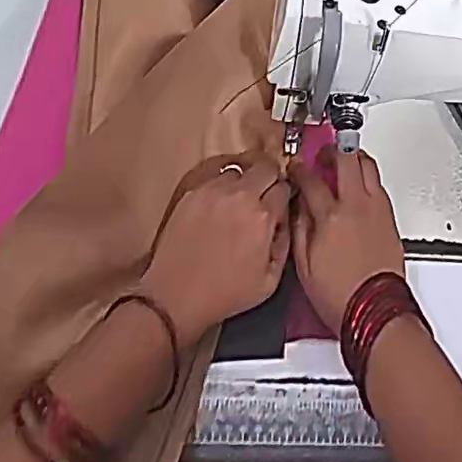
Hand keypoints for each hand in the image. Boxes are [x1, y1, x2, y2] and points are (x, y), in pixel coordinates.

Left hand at [140, 155, 291, 341]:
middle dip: (270, 177)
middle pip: (265, 166)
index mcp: (262, 216)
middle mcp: (240, 195)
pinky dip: (221, 187)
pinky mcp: (193, 192)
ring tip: (237, 203)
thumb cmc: (224, 293)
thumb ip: (284, 242)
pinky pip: (215, 178)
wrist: (176, 295)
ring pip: (239, 169)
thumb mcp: (270, 280)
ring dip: (243, 182)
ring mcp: (213, 190)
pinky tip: (218, 207)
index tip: (279, 203)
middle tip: (264, 193)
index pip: (284, 186)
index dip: (284, 195)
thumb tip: (285, 219)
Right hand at [290, 147, 405, 328]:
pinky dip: (367, 176)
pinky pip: (378, 184)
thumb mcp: (304, 266)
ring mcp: (376, 209)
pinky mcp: (389, 217)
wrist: (375, 311)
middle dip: (331, 150)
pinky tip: (359, 185)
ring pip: (367, 165)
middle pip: (345, 158)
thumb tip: (296, 209)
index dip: (300, 169)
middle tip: (323, 154)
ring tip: (343, 161)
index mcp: (330, 217)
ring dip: (353, 157)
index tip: (296, 168)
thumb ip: (299, 230)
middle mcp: (355, 206)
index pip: (311, 179)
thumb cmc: (342, 296)